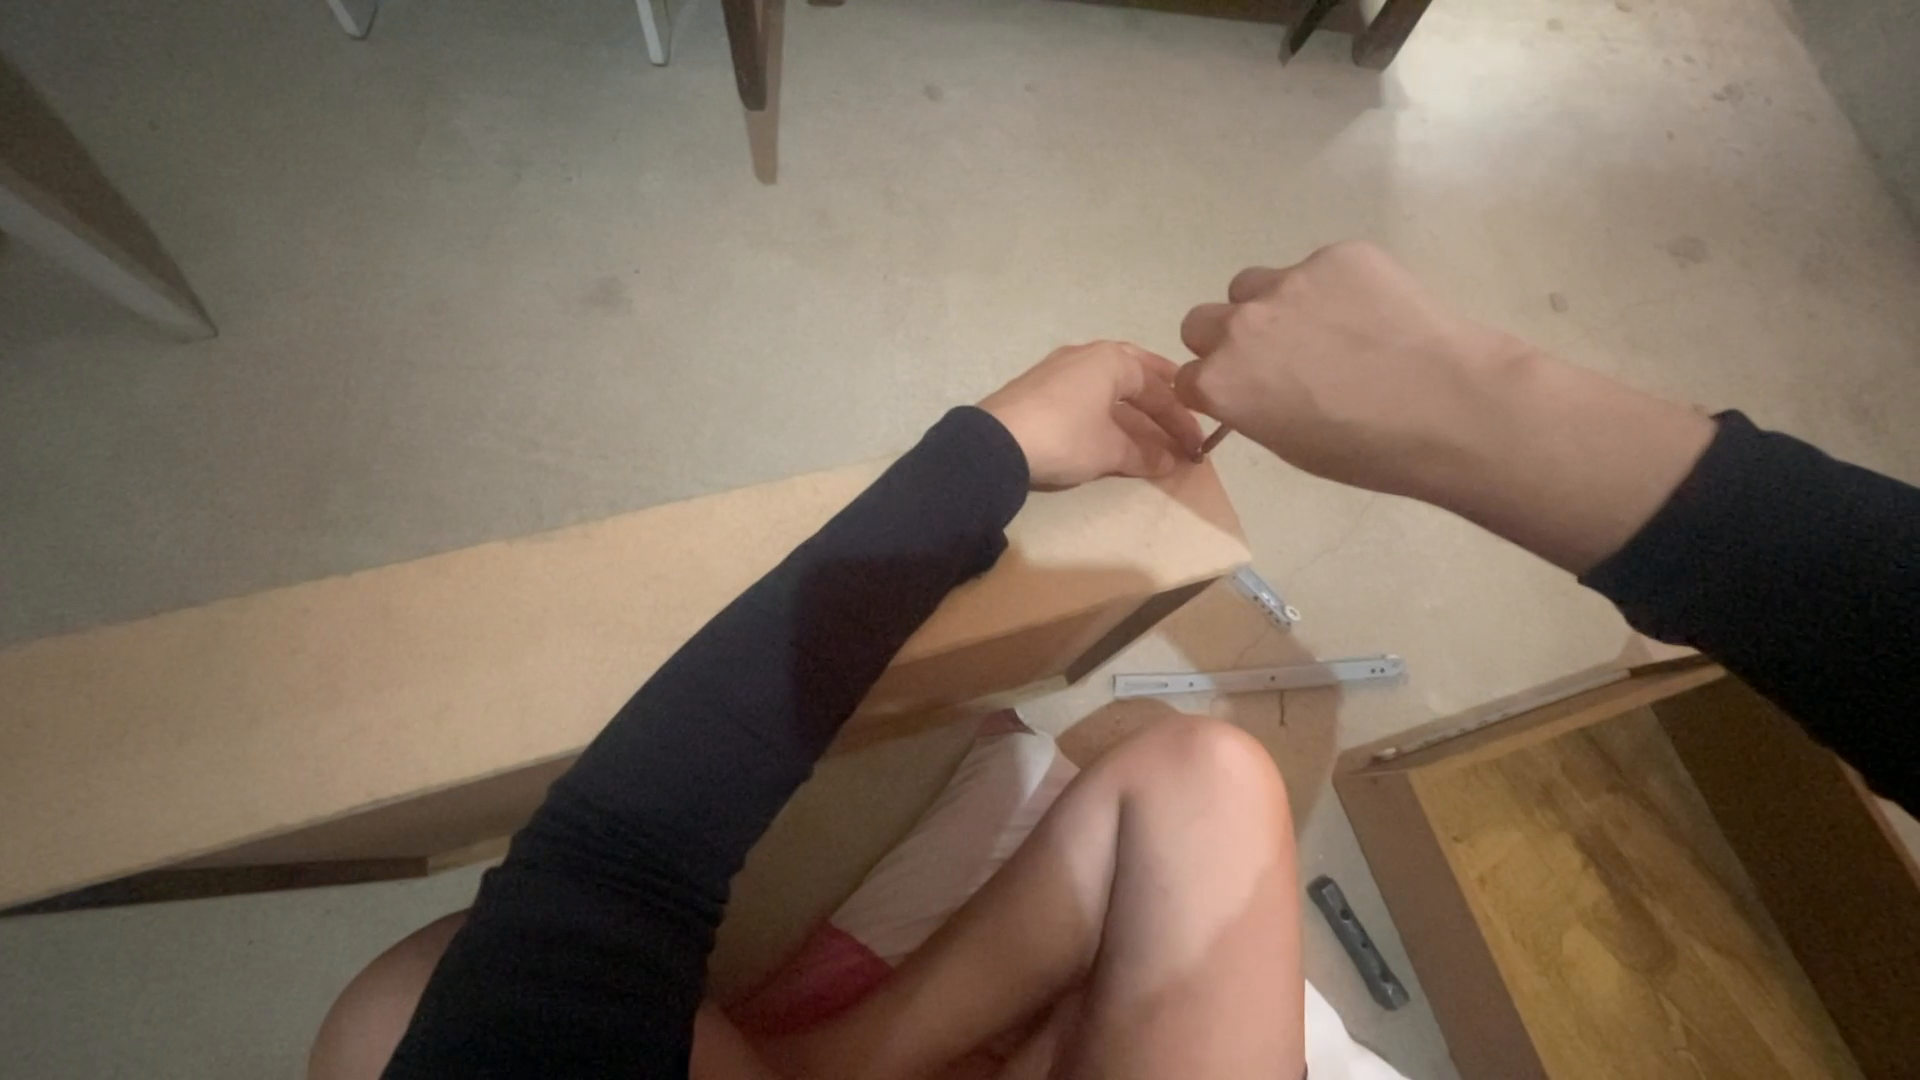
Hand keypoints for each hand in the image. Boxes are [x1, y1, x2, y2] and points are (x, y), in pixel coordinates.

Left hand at [981, 342, 1204, 489]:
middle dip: (1160, 394)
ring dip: (1130, 400)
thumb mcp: (1110, 450)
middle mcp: (1087, 354)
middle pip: (1135, 372)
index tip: (1196, 446)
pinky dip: (1103, 405)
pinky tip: (1104, 419)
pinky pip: (1084, 390)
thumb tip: (1170, 462)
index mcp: (1113, 360)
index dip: (1181, 421)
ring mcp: (1058, 367)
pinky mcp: (1037, 385)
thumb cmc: (1065, 438)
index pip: (1160, 390)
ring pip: (1107, 379)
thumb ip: (1144, 454)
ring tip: (1146, 417)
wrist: (996, 442)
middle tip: (1180, 411)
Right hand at [1176, 241, 1523, 499]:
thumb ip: (1246, 405)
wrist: (1450, 406)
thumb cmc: (1364, 449)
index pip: (1185, 377)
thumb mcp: (1283, 443)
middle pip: (1200, 322)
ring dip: (1268, 307)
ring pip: (1250, 287)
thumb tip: (1249, 385)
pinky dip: (1329, 288)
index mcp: (1219, 382)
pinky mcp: (1336, 255)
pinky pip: (1313, 268)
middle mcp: (1239, 327)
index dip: (1212, 387)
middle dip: (1225, 341)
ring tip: (1321, 328)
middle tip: (1272, 358)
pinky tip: (1368, 312)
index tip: (1241, 393)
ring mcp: (1286, 283)